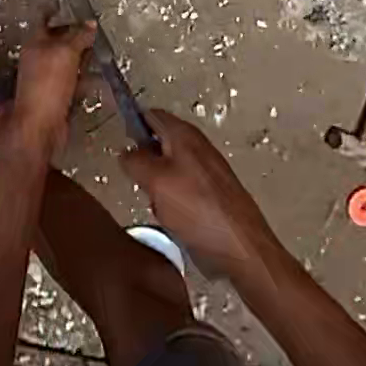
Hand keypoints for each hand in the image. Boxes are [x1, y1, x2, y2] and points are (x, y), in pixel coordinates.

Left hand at [0, 18, 95, 159]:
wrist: (40, 128)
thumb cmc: (48, 84)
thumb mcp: (66, 54)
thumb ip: (78, 37)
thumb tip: (90, 23)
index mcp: (34, 44)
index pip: (44, 20)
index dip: (54, 11)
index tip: (68, 5)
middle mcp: (38, 59)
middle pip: (58, 41)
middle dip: (75, 35)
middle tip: (95, 30)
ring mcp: (46, 79)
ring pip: (67, 62)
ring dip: (84, 58)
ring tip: (103, 52)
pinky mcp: (57, 97)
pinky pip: (74, 83)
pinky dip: (85, 80)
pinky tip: (100, 79)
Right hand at [120, 109, 275, 276]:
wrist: (244, 251)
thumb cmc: (197, 209)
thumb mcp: (154, 180)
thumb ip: (133, 160)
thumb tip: (126, 153)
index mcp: (183, 133)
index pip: (149, 114)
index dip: (131, 124)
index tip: (121, 145)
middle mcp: (198, 146)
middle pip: (158, 144)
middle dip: (145, 164)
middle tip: (143, 184)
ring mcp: (209, 170)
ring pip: (169, 170)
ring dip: (159, 187)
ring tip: (162, 208)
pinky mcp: (216, 194)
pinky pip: (184, 190)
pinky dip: (175, 202)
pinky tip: (177, 222)